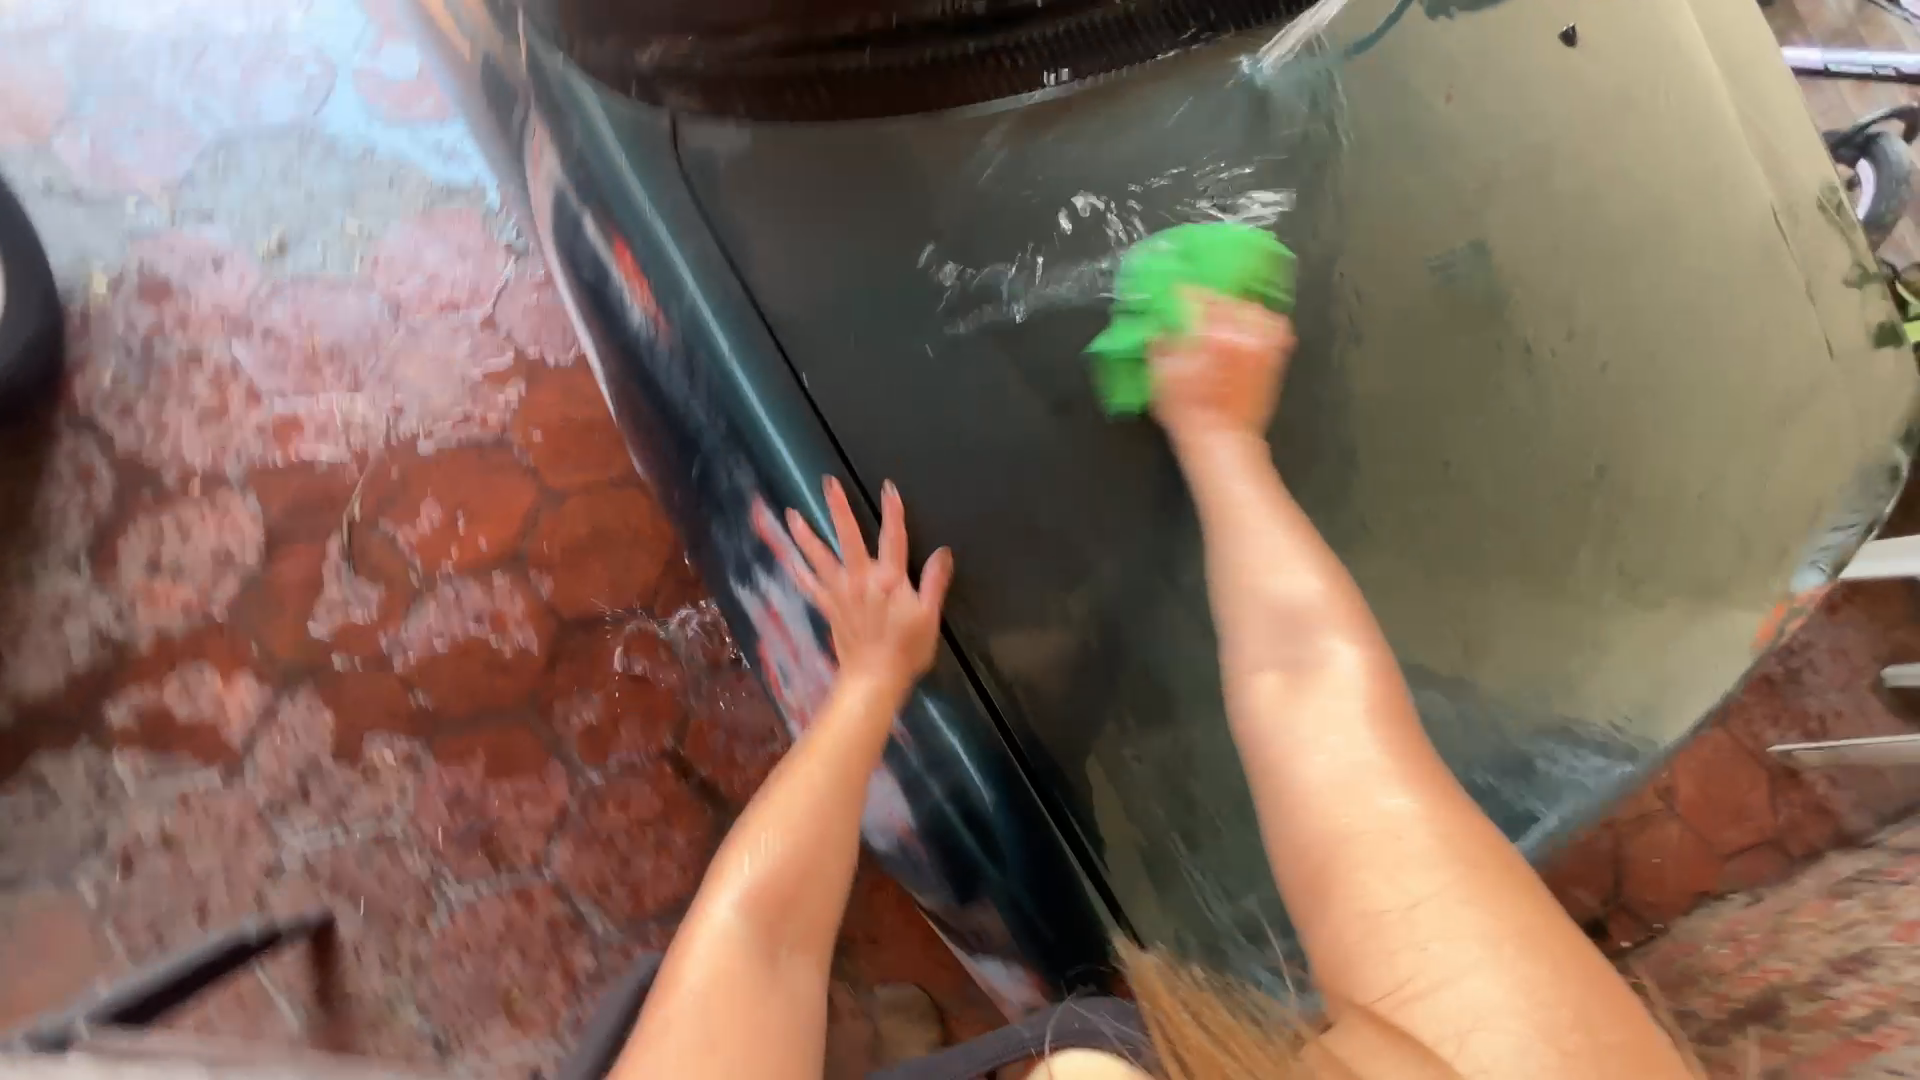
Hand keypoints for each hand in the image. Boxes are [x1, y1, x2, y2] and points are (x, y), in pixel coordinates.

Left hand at [785, 476, 953, 691]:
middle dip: (838, 508)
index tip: (888, 487)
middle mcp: (862, 579)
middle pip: (848, 537)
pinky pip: (811, 585)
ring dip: (806, 535)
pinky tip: (790, 559)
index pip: (893, 537)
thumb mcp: (930, 616)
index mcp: (890, 579)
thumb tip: (943, 551)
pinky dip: (799, 571)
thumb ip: (935, 582)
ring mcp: (841, 593)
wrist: (874, 680)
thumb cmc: (907, 649)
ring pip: (820, 557)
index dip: (892, 511)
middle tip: (826, 483)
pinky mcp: (829, 608)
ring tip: (792, 514)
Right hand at [1149, 290, 1295, 442]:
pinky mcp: (1275, 354)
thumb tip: (1160, 326)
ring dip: (1234, 310)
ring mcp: (1260, 342)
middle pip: (1224, 299)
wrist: (1222, 440)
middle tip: (1196, 309)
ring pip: (1249, 309)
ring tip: (1222, 320)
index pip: (1195, 297)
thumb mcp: (1161, 377)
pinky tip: (1247, 331)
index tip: (1175, 296)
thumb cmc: (1187, 413)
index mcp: (1208, 333)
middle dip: (1208, 302)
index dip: (1182, 294)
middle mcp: (1239, 332)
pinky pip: (1273, 325)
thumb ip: (1160, 345)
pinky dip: (1261, 323)